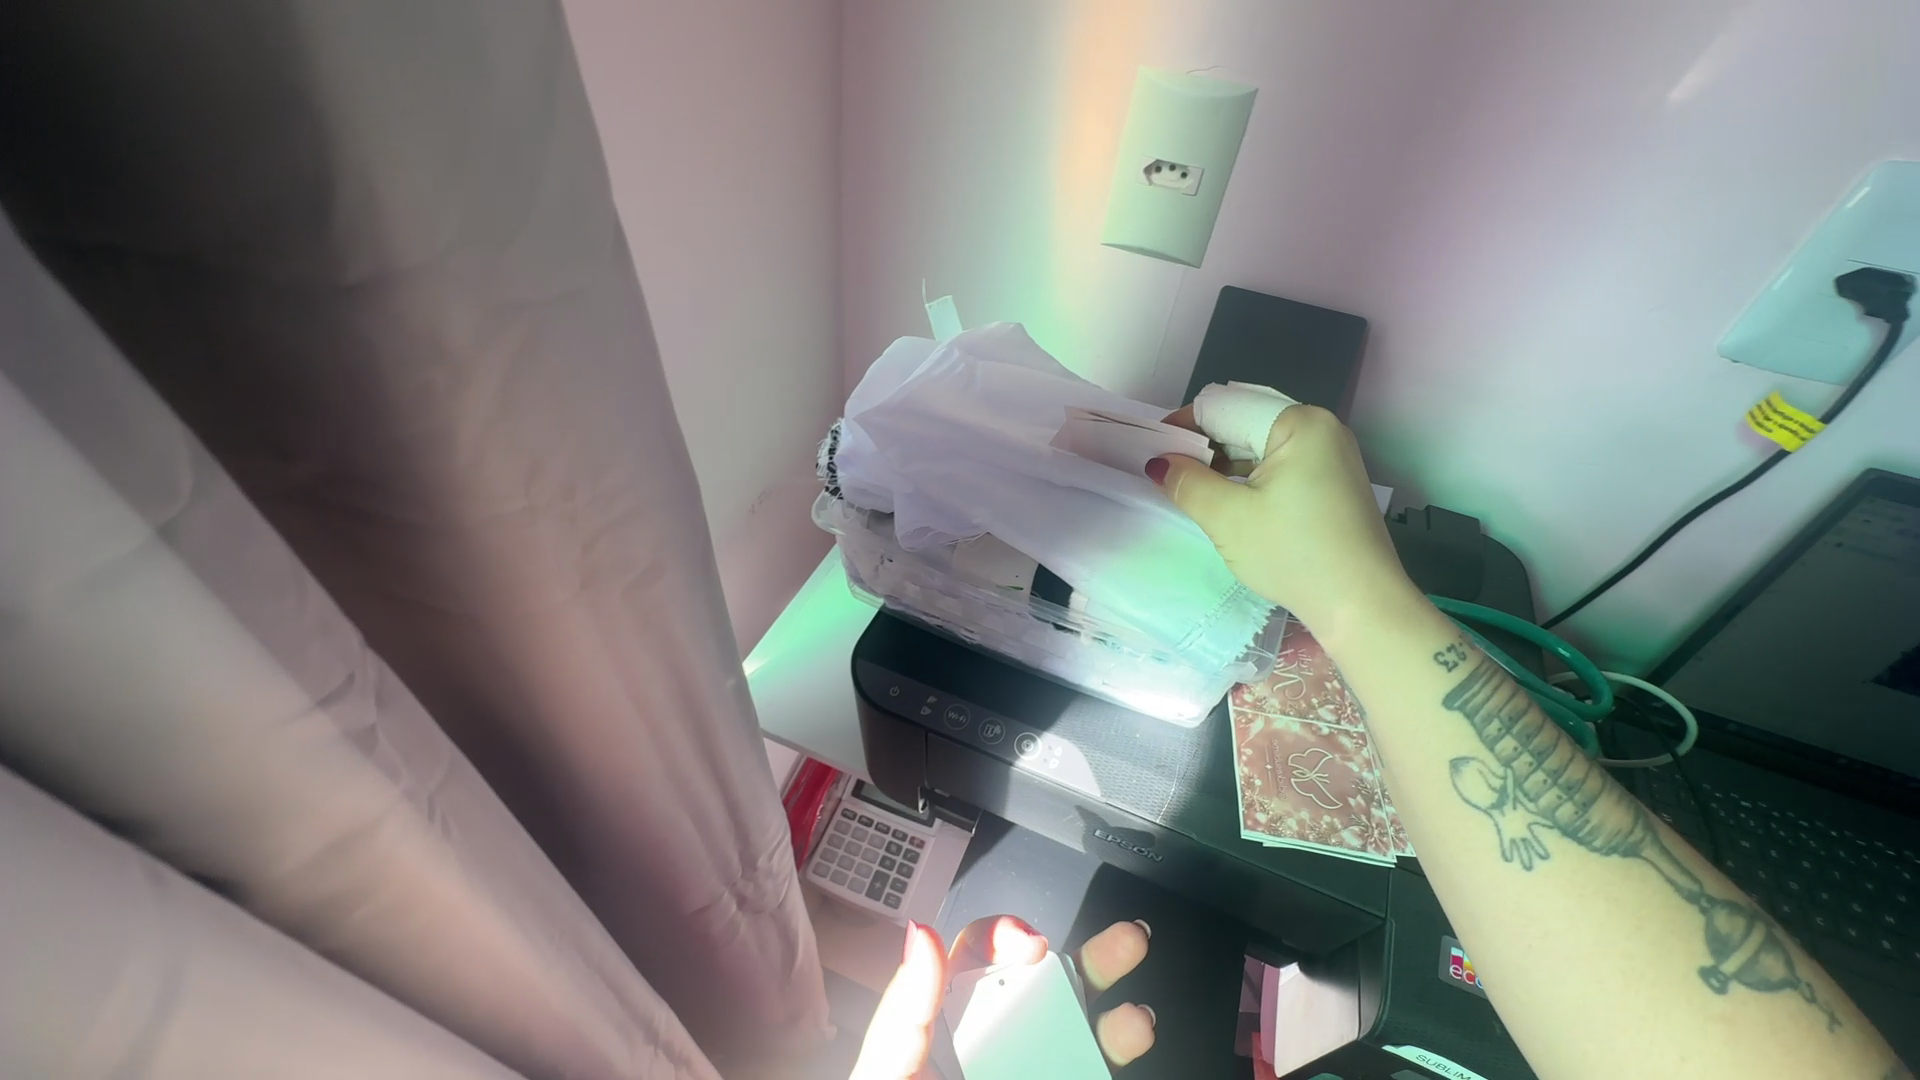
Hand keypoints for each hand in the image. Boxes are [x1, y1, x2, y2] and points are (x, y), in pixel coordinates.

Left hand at [850, 916, 1155, 1079]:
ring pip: (1077, 1030)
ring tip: (1139, 1020)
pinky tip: (1132, 1048)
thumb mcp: (886, 1071)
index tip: (1034, 944)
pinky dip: (1116, 1057)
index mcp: (945, 1017)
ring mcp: (1029, 1069)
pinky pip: (1089, 1069)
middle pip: (1044, 984)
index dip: (1004, 935)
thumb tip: (922, 933)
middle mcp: (993, 1036)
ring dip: (1115, 1014)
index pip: (977, 955)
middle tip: (1127, 941)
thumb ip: (904, 1011)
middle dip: (1088, 956)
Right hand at [1154, 403, 1419, 644]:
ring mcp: (1331, 456)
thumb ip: (1186, 482)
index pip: (1225, 406)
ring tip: (1191, 489)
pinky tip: (1227, 500)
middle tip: (1168, 472)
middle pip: (1244, 422)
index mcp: (1299, 423)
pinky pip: (1279, 466)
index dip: (1184, 426)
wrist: (1361, 604)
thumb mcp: (1228, 517)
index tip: (1152, 451)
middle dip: (1203, 445)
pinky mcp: (1332, 483)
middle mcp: (1321, 428)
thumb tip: (1158, 463)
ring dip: (1224, 463)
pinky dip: (1248, 477)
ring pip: (1261, 446)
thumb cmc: (1293, 553)